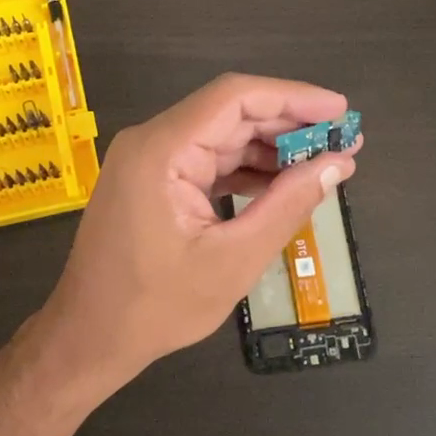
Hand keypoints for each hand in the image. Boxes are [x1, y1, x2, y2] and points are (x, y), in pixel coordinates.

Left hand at [38, 73, 359, 385]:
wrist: (89, 337)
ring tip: (326, 163)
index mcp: (162, 151)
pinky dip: (246, 169)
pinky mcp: (153, 181)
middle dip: (290, 124)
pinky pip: (207, 161)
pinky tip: (284, 183)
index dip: (292, 97)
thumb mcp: (233, 260)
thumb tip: (337, 164)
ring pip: (221, 136)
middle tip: (346, 140)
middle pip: (230, 114)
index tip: (340, 111)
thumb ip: (287, 206)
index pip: (235, 98)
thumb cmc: (156, 306)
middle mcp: (152, 142)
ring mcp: (149, 161)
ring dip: (271, 148)